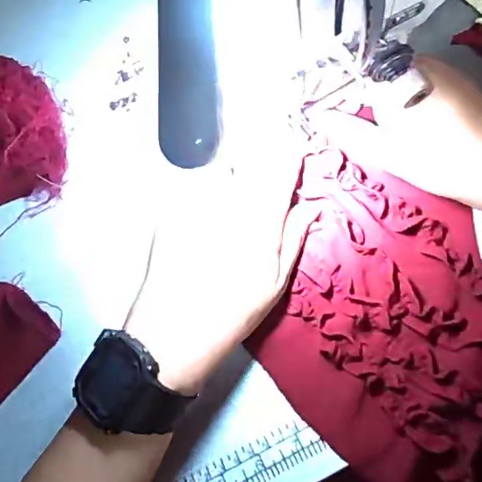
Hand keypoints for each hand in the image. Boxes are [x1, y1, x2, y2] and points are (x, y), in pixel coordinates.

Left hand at [125, 127, 309, 392]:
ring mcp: (194, 203)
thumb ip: (294, 235)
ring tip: (239, 190)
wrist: (169, 336)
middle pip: (252, 153)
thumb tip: (312, 204)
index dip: (296, 149)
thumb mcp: (275, 283)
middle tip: (272, 167)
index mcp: (259, 220)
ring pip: (223, 163)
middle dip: (267, 150)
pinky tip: (211, 211)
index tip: (304, 145)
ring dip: (237, 165)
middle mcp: (227, 203)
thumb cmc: (230, 315)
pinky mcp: (170, 208)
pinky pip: (195, 181)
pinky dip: (208, 184)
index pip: (282, 165)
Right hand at [306, 58, 481, 219]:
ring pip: (402, 80)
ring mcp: (444, 71)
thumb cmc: (439, 160)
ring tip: (388, 132)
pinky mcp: (460, 85)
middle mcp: (421, 61)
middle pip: (378, 72)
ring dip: (389, 100)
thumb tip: (318, 116)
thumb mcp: (385, 151)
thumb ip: (347, 130)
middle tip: (359, 127)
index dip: (339, 91)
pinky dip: (412, 102)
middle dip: (365, 96)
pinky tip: (416, 129)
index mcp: (398, 72)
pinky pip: (423, 86)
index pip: (354, 71)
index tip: (330, 111)